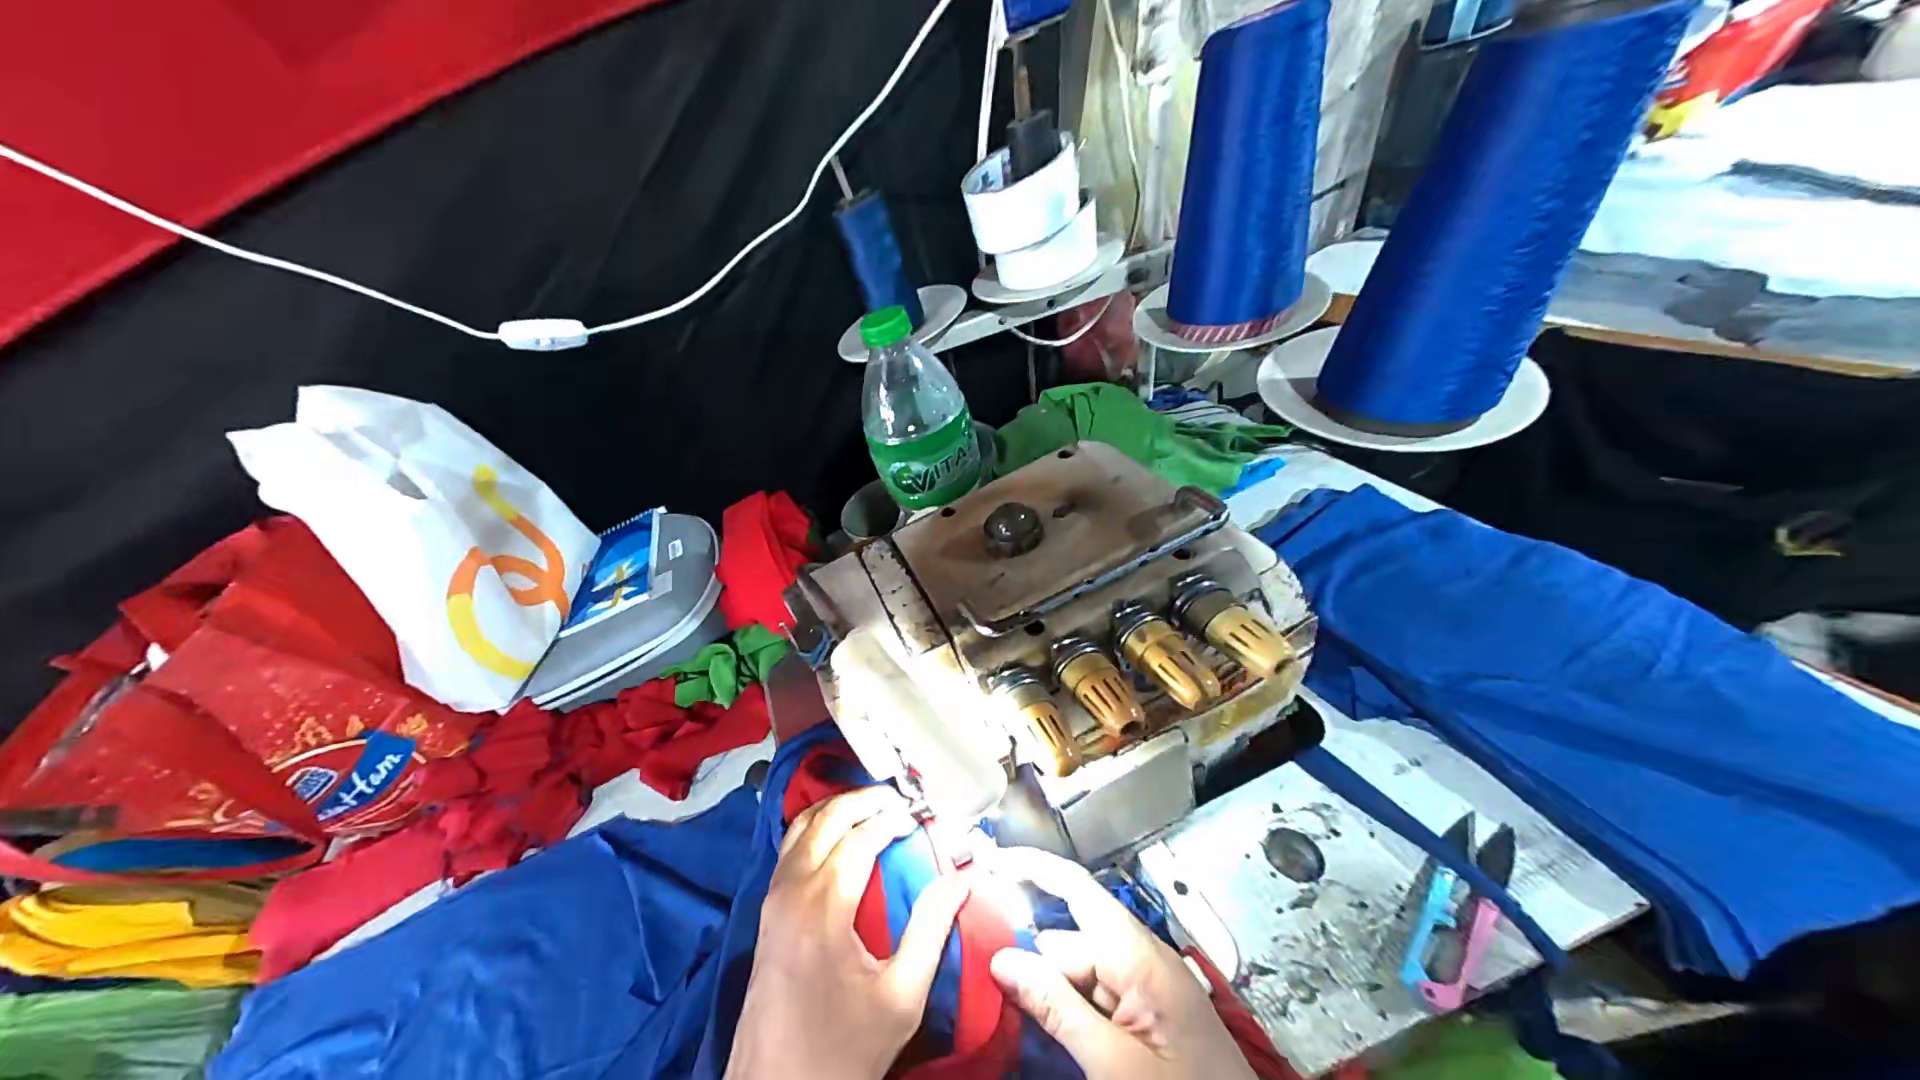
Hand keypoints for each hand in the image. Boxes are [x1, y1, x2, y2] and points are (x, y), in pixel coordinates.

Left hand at [726, 787, 969, 1079]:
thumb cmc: (841, 1050)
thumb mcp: (901, 995)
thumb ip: (932, 928)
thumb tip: (961, 879)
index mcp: (823, 906)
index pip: (861, 836)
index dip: (894, 818)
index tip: (920, 816)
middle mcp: (791, 890)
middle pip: (826, 817)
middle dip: (865, 800)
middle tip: (900, 802)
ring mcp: (772, 899)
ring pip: (802, 826)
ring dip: (839, 809)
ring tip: (875, 809)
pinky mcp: (766, 912)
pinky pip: (791, 848)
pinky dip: (818, 828)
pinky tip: (842, 837)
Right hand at [985, 847, 1255, 1079]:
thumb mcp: (1112, 1062)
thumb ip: (1056, 1007)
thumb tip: (1003, 959)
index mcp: (1136, 954)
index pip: (1076, 888)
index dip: (1031, 868)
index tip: (990, 863)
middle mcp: (1140, 957)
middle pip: (1068, 938)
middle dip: (1031, 959)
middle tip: (992, 987)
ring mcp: (1145, 985)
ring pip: (1077, 970)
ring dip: (1048, 991)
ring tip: (1021, 1023)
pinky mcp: (1147, 1012)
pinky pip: (1095, 995)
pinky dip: (1069, 1010)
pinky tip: (1054, 1037)